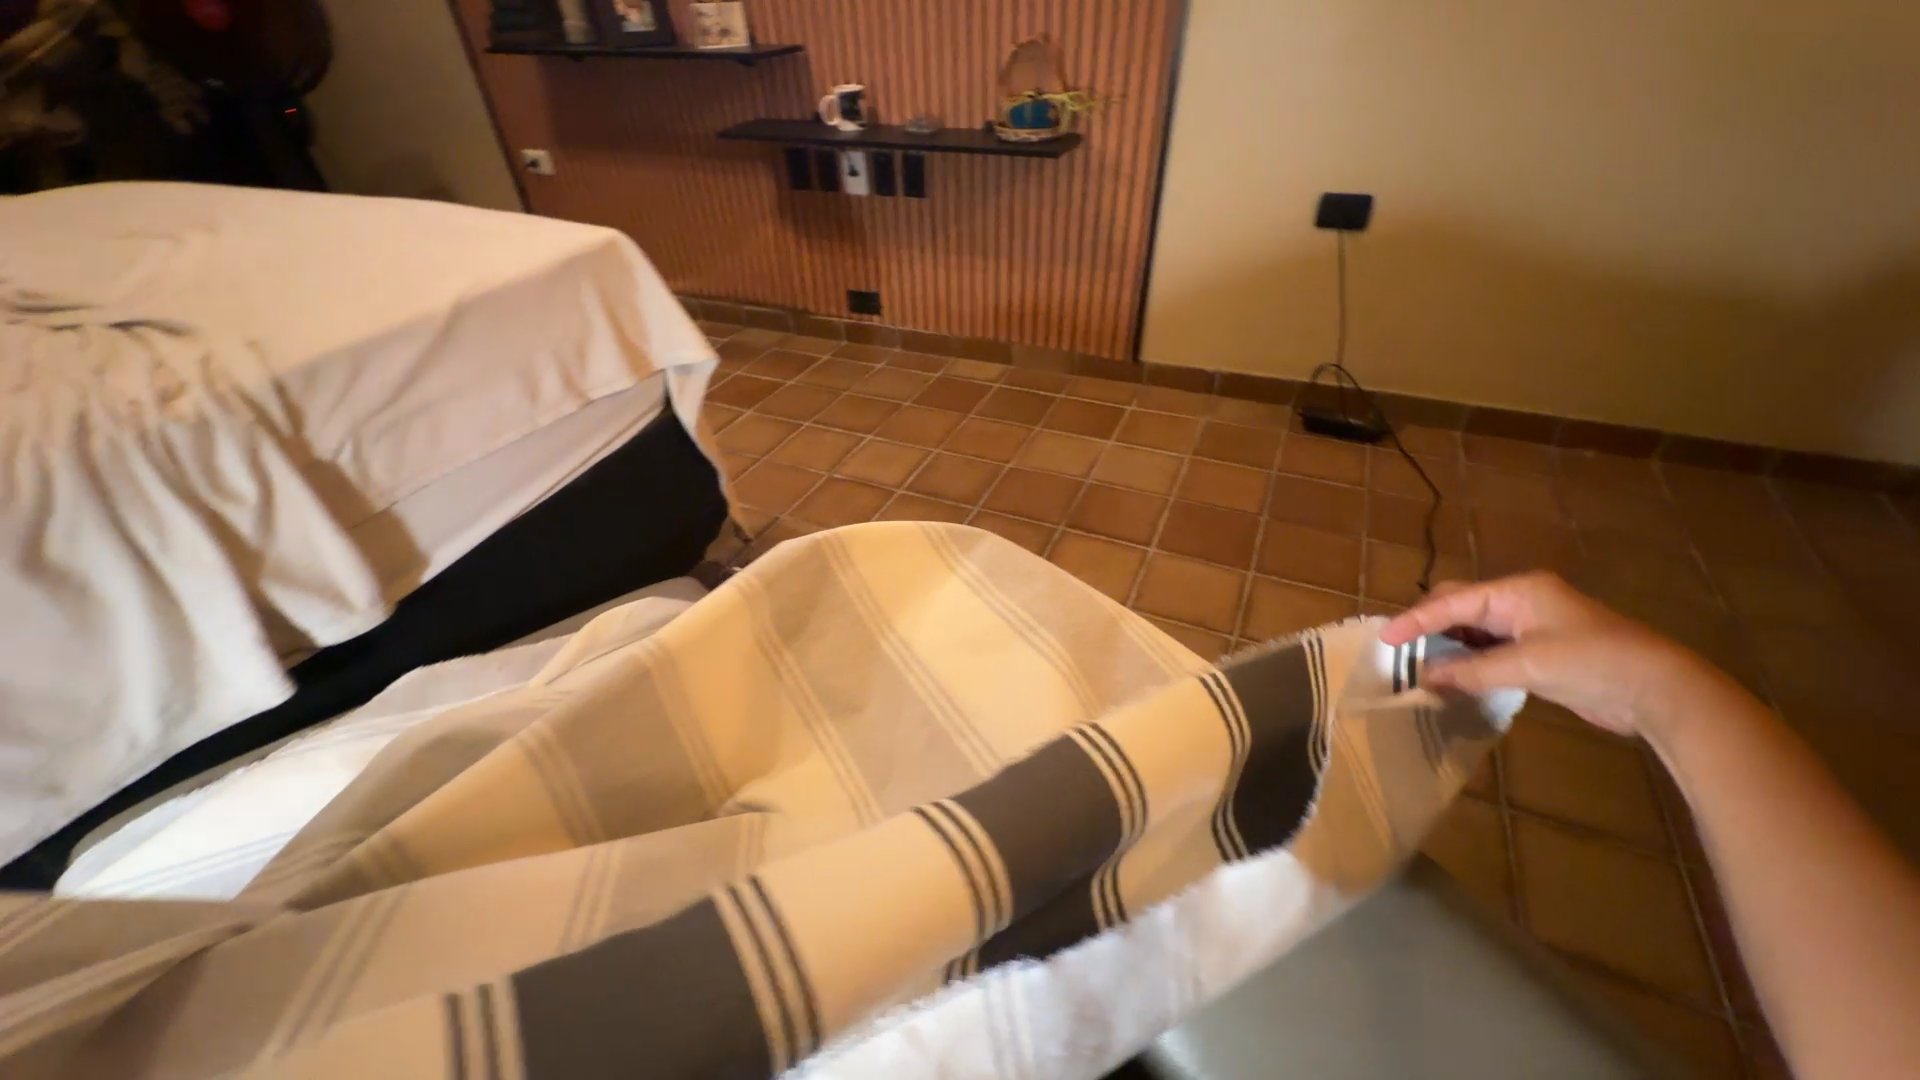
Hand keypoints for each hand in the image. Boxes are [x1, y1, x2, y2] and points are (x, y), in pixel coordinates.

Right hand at [1379, 572, 1719, 739]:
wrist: (1662, 691)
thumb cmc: (1593, 664)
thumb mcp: (1527, 665)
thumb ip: (1471, 670)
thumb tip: (1425, 678)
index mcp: (1517, 591)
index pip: (1452, 601)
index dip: (1416, 620)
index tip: (1385, 639)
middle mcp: (1521, 601)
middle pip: (1460, 605)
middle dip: (1429, 626)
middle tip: (1401, 650)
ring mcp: (1532, 626)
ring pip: (1474, 629)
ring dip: (1449, 647)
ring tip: (1421, 666)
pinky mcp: (1541, 652)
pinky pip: (1491, 650)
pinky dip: (1470, 661)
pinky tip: (1455, 676)